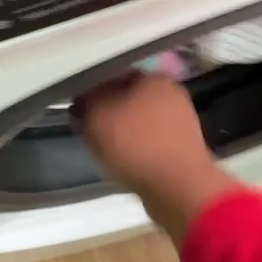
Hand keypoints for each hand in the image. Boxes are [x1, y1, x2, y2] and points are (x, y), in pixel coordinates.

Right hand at [77, 73, 236, 242]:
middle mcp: (172, 94)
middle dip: (107, 112)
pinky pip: (151, 142)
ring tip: (104, 149)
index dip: (92, 91)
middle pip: (128, 98)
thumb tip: (83, 100)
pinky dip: (136, 149)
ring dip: (121, 132)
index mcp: (154, 78)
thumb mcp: (97, 118)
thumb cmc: (136, 145)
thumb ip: (86, 103)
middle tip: (88, 129)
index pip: (115, 74)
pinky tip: (125, 162)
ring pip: (140, 121)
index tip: (77, 109)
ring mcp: (181, 122)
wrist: (178, 187)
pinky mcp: (183, 148)